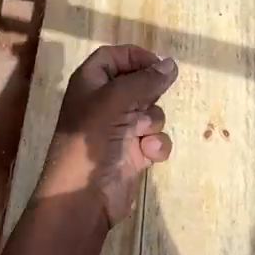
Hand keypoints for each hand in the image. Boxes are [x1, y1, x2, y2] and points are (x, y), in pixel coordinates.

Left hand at [34, 44, 179, 226]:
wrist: (83, 197)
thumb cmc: (91, 140)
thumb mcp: (114, 101)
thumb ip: (144, 80)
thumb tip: (171, 63)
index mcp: (90, 83)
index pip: (113, 56)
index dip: (135, 56)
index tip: (159, 64)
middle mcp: (104, 102)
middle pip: (136, 83)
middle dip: (149, 93)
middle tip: (150, 99)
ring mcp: (120, 128)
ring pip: (151, 111)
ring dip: (152, 121)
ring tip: (141, 133)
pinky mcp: (133, 152)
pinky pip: (155, 138)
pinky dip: (155, 144)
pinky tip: (148, 154)